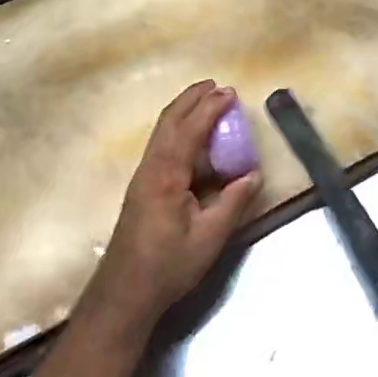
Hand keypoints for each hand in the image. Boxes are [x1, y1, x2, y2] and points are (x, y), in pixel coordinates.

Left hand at [86, 81, 261, 326]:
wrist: (124, 292)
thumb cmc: (167, 266)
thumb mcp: (209, 238)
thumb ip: (232, 203)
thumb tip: (253, 174)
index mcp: (166, 174)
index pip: (190, 129)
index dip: (210, 107)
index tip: (229, 91)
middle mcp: (151, 166)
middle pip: (170, 119)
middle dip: (192, 97)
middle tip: (215, 84)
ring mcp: (144, 174)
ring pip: (163, 130)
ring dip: (183, 109)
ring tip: (205, 99)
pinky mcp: (143, 184)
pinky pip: (162, 143)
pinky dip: (178, 127)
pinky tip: (192, 135)